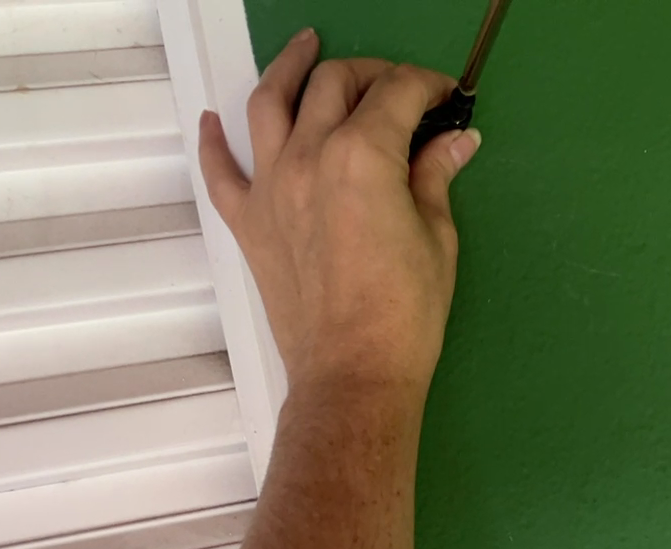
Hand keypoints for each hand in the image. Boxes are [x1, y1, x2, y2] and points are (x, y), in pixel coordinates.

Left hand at [198, 28, 482, 398]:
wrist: (353, 376)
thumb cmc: (405, 316)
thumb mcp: (437, 241)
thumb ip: (436, 178)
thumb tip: (456, 141)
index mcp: (363, 155)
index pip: (397, 94)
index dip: (428, 85)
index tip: (446, 95)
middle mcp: (309, 155)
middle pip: (334, 85)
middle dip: (371, 73)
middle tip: (396, 87)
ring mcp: (270, 188)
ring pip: (270, 103)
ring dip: (289, 67)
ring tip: (304, 49)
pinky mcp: (248, 225)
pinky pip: (220, 172)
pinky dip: (214, 142)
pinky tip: (214, 121)